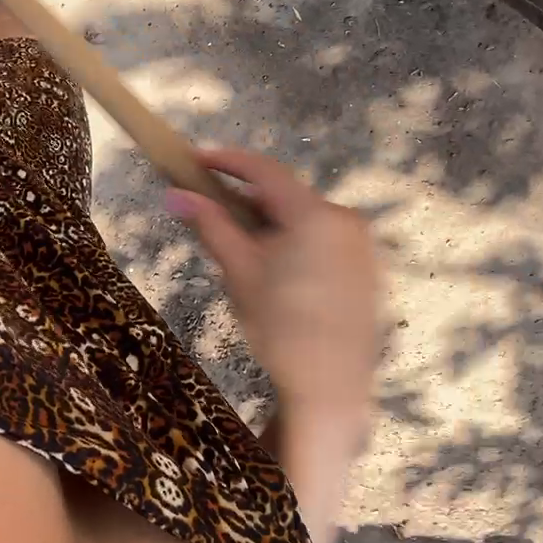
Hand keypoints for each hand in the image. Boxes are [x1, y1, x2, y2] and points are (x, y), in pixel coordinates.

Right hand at [167, 149, 381, 418]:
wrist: (330, 383)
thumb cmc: (279, 325)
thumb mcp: (239, 270)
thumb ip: (211, 224)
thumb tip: (176, 193)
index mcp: (315, 216)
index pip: (265, 171)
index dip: (228, 161)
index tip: (195, 159)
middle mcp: (345, 220)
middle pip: (285, 195)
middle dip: (246, 198)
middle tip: (210, 209)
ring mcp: (361, 244)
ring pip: (303, 218)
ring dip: (268, 221)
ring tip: (238, 247)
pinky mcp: (366, 267)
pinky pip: (321, 238)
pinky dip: (291, 240)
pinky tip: (271, 268)